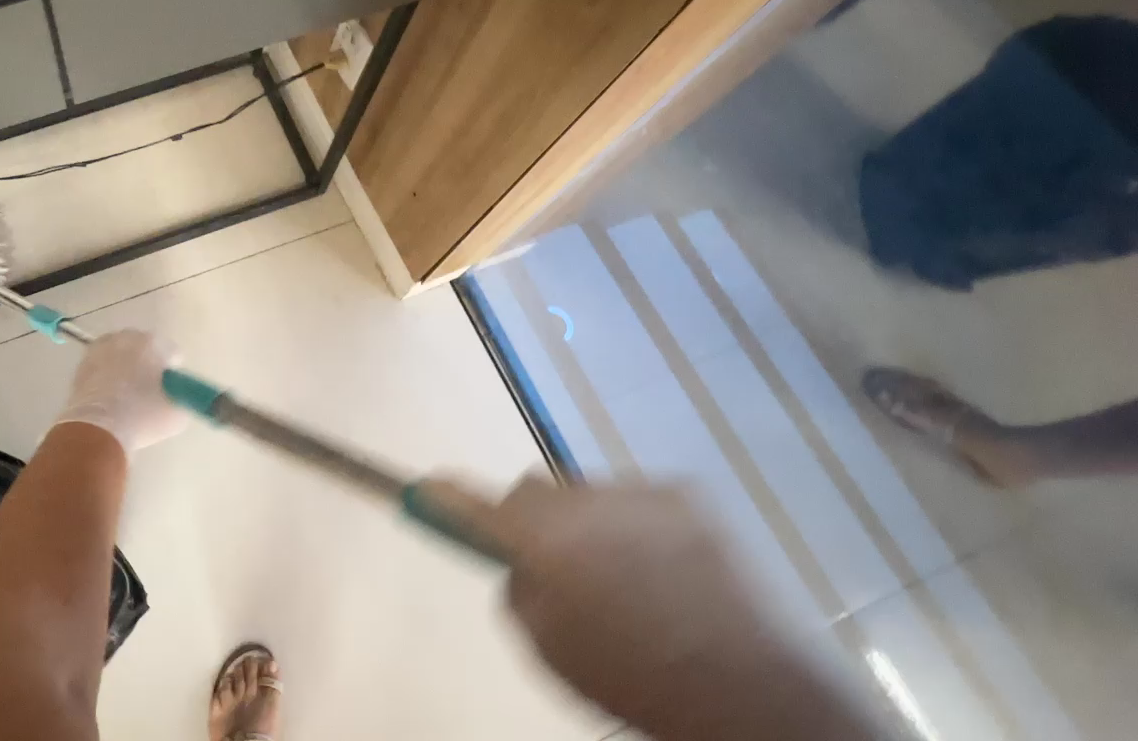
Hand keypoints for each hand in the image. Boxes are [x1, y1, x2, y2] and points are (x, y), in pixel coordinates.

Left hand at [54, 330, 188, 452]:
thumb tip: (174, 395)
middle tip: (149, 391)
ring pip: (120, 355)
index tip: (171, 390)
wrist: (98, 429)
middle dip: (148, 365)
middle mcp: (127, 338)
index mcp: (153, 343)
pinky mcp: (82, 364)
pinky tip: (108, 397)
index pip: (172, 352)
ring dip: (125, 368)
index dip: (173, 372)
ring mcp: (101, 348)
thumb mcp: (177, 413)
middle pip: (144, 348)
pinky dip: (106, 376)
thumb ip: (180, 396)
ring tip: (126, 395)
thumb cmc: (143, 416)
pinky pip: (101, 366)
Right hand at [471, 477, 884, 740]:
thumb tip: (512, 557)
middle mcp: (585, 501)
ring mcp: (641, 491)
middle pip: (535, 492)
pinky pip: (636, 500)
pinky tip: (667, 569)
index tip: (424, 488)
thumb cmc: (636, 679)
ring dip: (590, 524)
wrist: (757, 695)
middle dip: (535, 521)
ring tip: (630, 578)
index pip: (477, 505)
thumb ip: (518, 590)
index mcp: (547, 543)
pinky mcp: (688, 493)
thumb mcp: (550, 650)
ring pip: (587, 496)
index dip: (446, 497)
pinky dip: (636, 526)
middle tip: (558, 565)